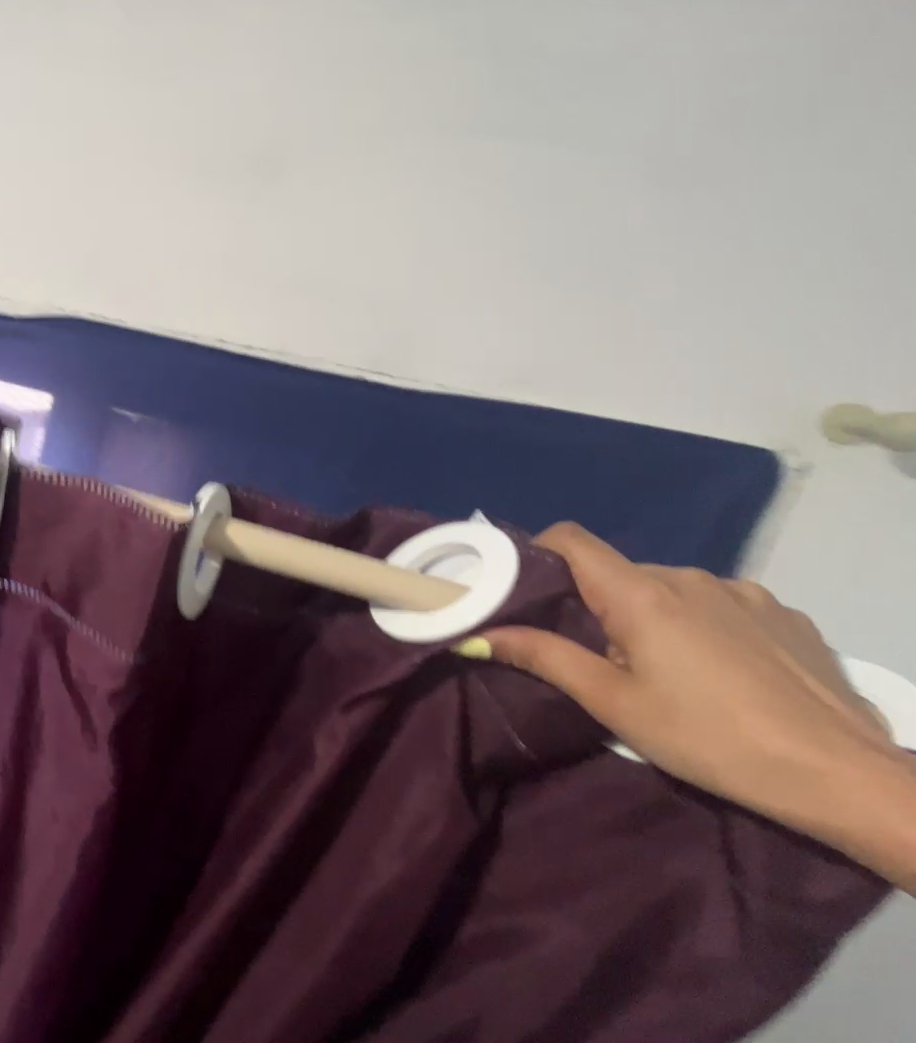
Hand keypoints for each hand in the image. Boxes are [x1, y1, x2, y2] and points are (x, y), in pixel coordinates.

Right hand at [469, 523, 897, 832]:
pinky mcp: (786, 615)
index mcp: (642, 594)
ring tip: (661, 671)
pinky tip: (716, 673)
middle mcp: (691, 577)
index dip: (536, 552)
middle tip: (592, 655)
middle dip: (594, 602)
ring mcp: (745, 593)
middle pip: (618, 571)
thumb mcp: (611, 702)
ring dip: (650, 616)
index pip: (571, 539)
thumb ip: (542, 657)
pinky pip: (719, 604)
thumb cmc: (708, 737)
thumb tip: (473, 634)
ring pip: (669, 589)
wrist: (842, 775)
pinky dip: (699, 626)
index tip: (522, 588)